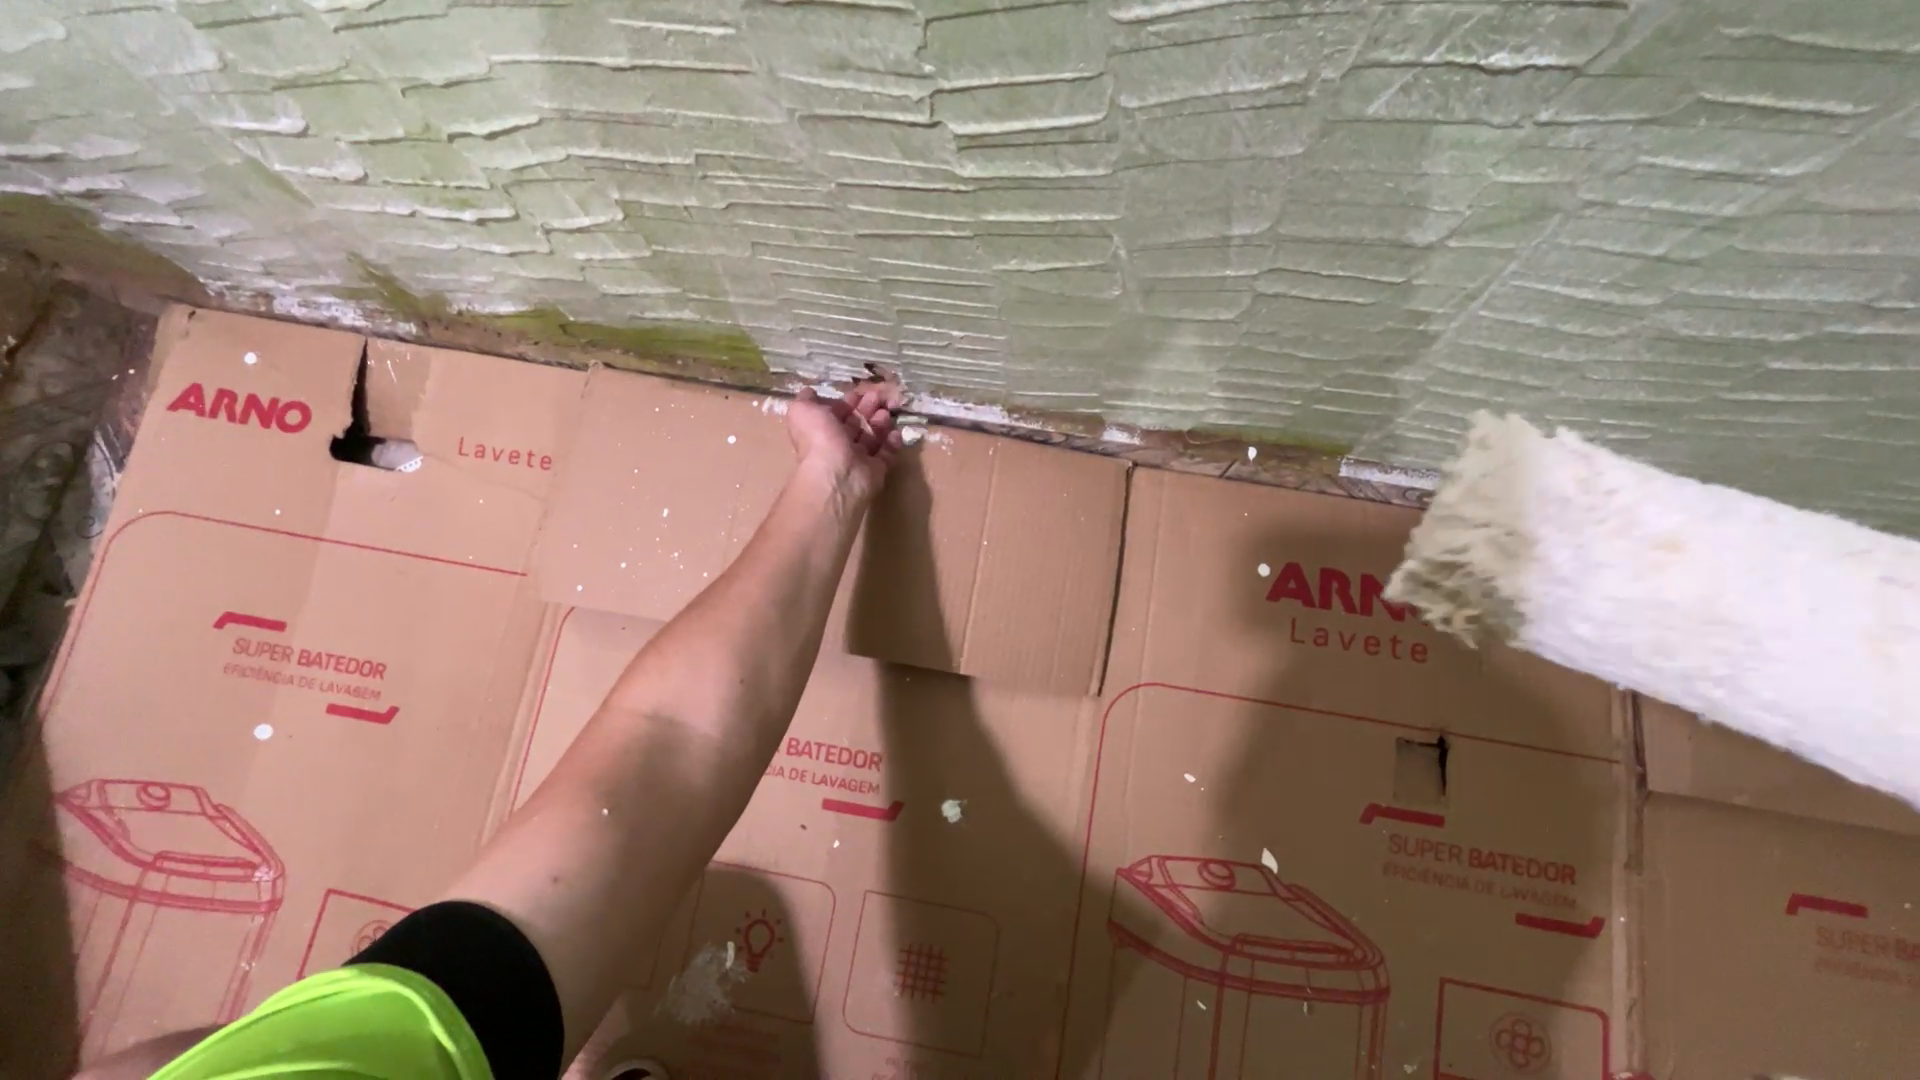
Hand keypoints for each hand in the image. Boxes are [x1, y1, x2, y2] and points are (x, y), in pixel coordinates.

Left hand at [786, 381, 904, 505]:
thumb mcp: (801, 411)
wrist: (837, 474)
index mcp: (821, 431)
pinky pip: (886, 455)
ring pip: (872, 437)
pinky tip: (895, 432)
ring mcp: (858, 459)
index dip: (849, 401)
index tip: (862, 391)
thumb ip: (805, 400)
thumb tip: (810, 393)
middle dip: (868, 409)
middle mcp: (839, 445)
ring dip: (880, 423)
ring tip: (887, 413)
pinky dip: (892, 443)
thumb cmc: (818, 439)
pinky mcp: (876, 471)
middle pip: (856, 424)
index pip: (837, 414)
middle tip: (879, 397)